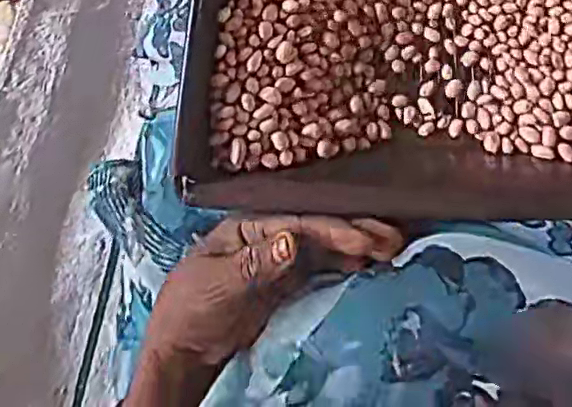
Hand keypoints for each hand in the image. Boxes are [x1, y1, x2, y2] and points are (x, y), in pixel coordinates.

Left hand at [128, 216, 404, 404]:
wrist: (179, 351)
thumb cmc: (189, 307)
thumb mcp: (218, 284)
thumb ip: (255, 264)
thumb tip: (292, 240)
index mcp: (250, 224)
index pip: (299, 221)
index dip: (333, 229)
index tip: (364, 240)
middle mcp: (268, 235)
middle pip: (317, 229)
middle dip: (354, 230)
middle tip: (393, 237)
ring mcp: (278, 260)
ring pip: (324, 248)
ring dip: (355, 247)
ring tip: (391, 248)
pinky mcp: (284, 285)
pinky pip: (320, 271)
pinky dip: (343, 268)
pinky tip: (366, 268)